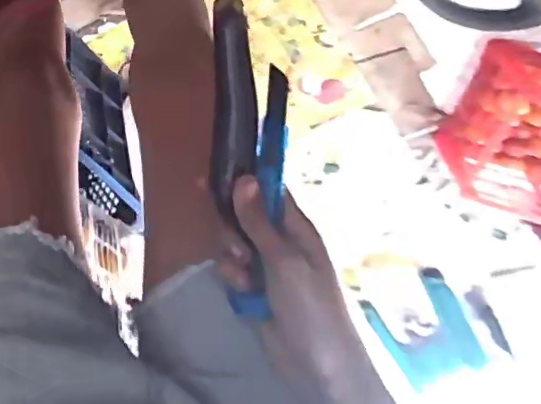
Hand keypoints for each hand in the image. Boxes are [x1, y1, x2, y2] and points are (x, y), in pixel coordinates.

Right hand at [218, 177, 391, 403]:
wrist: (322, 371)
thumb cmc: (312, 308)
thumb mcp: (284, 261)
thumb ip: (258, 221)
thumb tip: (243, 177)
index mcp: (295, 227)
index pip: (268, 189)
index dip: (245, 177)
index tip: (218, 170)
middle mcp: (279, 240)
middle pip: (243, 212)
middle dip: (232, 223)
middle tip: (234, 240)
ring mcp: (266, 265)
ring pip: (232, 239)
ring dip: (231, 252)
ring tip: (244, 273)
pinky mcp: (253, 289)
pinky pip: (231, 267)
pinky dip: (232, 276)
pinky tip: (242, 292)